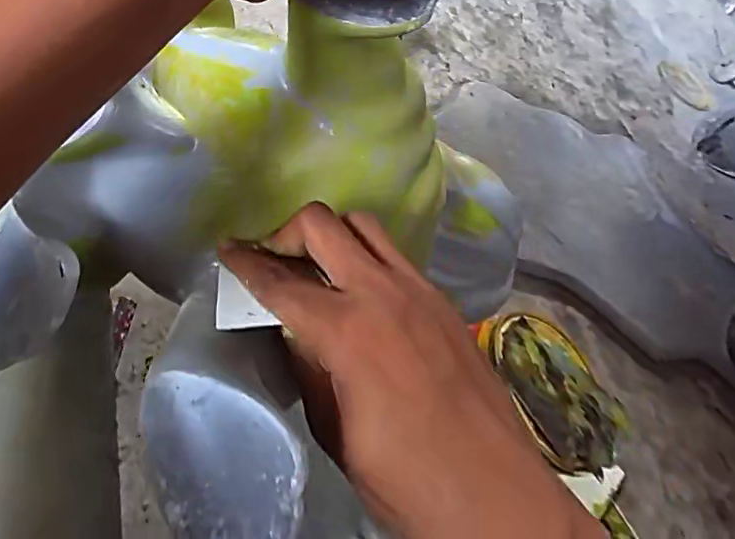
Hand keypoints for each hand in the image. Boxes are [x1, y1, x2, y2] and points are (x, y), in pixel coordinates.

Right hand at [220, 204, 600, 538]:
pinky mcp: (443, 302)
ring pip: (362, 223)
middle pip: (319, 224)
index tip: (226, 249)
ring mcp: (419, 292)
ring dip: (329, 234)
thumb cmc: (412, 486)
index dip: (245, 263)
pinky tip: (361, 292)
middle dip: (284, 233)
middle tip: (273, 260)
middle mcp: (382, 295)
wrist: (508, 511)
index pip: (280, 282)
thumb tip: (293, 330)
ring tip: (317, 266)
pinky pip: (393, 254)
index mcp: (348, 333)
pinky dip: (365, 256)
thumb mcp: (337, 435)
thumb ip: (308, 368)